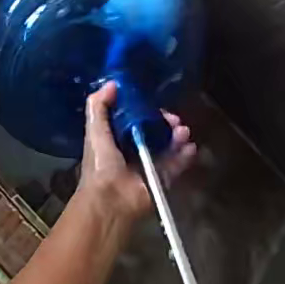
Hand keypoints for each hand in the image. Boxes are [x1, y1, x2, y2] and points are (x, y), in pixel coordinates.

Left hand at [74, 81, 195, 223]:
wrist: (111, 200)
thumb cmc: (101, 163)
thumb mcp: (94, 129)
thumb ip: (99, 106)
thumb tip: (112, 83)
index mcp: (112, 139)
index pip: (131, 119)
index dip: (143, 110)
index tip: (154, 103)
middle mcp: (130, 151)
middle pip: (152, 131)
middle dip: (164, 123)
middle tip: (174, 119)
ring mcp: (146, 167)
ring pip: (166, 147)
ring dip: (176, 137)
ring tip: (183, 131)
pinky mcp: (160, 181)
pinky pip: (175, 165)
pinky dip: (184, 156)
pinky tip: (190, 147)